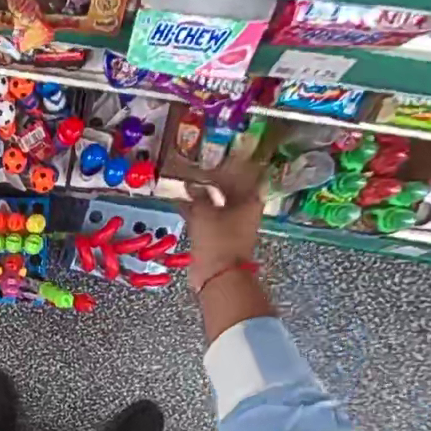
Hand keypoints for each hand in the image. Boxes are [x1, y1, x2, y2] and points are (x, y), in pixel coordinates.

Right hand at [180, 152, 264, 290]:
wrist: (218, 276)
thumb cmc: (217, 240)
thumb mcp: (204, 213)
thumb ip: (197, 196)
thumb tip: (191, 184)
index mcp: (249, 201)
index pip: (241, 174)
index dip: (228, 164)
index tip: (214, 155)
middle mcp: (244, 210)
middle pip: (229, 188)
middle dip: (212, 179)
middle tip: (196, 167)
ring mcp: (231, 224)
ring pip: (216, 203)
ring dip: (202, 195)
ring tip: (185, 183)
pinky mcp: (219, 236)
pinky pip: (207, 216)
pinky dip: (196, 210)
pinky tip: (180, 203)